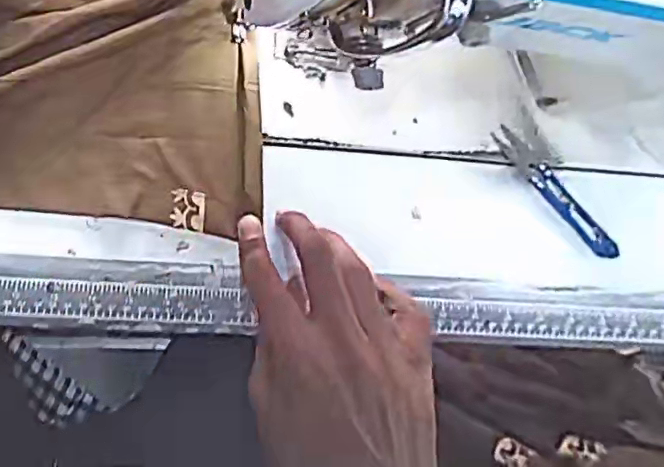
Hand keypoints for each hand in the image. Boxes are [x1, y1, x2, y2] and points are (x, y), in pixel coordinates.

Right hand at [239, 212, 435, 466]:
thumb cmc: (315, 462)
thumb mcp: (266, 404)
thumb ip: (266, 348)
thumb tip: (270, 307)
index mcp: (297, 353)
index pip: (267, 278)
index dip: (252, 246)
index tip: (249, 228)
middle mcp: (340, 343)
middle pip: (317, 258)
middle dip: (297, 228)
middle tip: (288, 220)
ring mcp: (382, 350)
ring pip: (358, 272)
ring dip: (334, 244)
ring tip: (321, 237)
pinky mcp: (414, 365)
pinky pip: (406, 308)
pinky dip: (386, 288)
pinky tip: (371, 284)